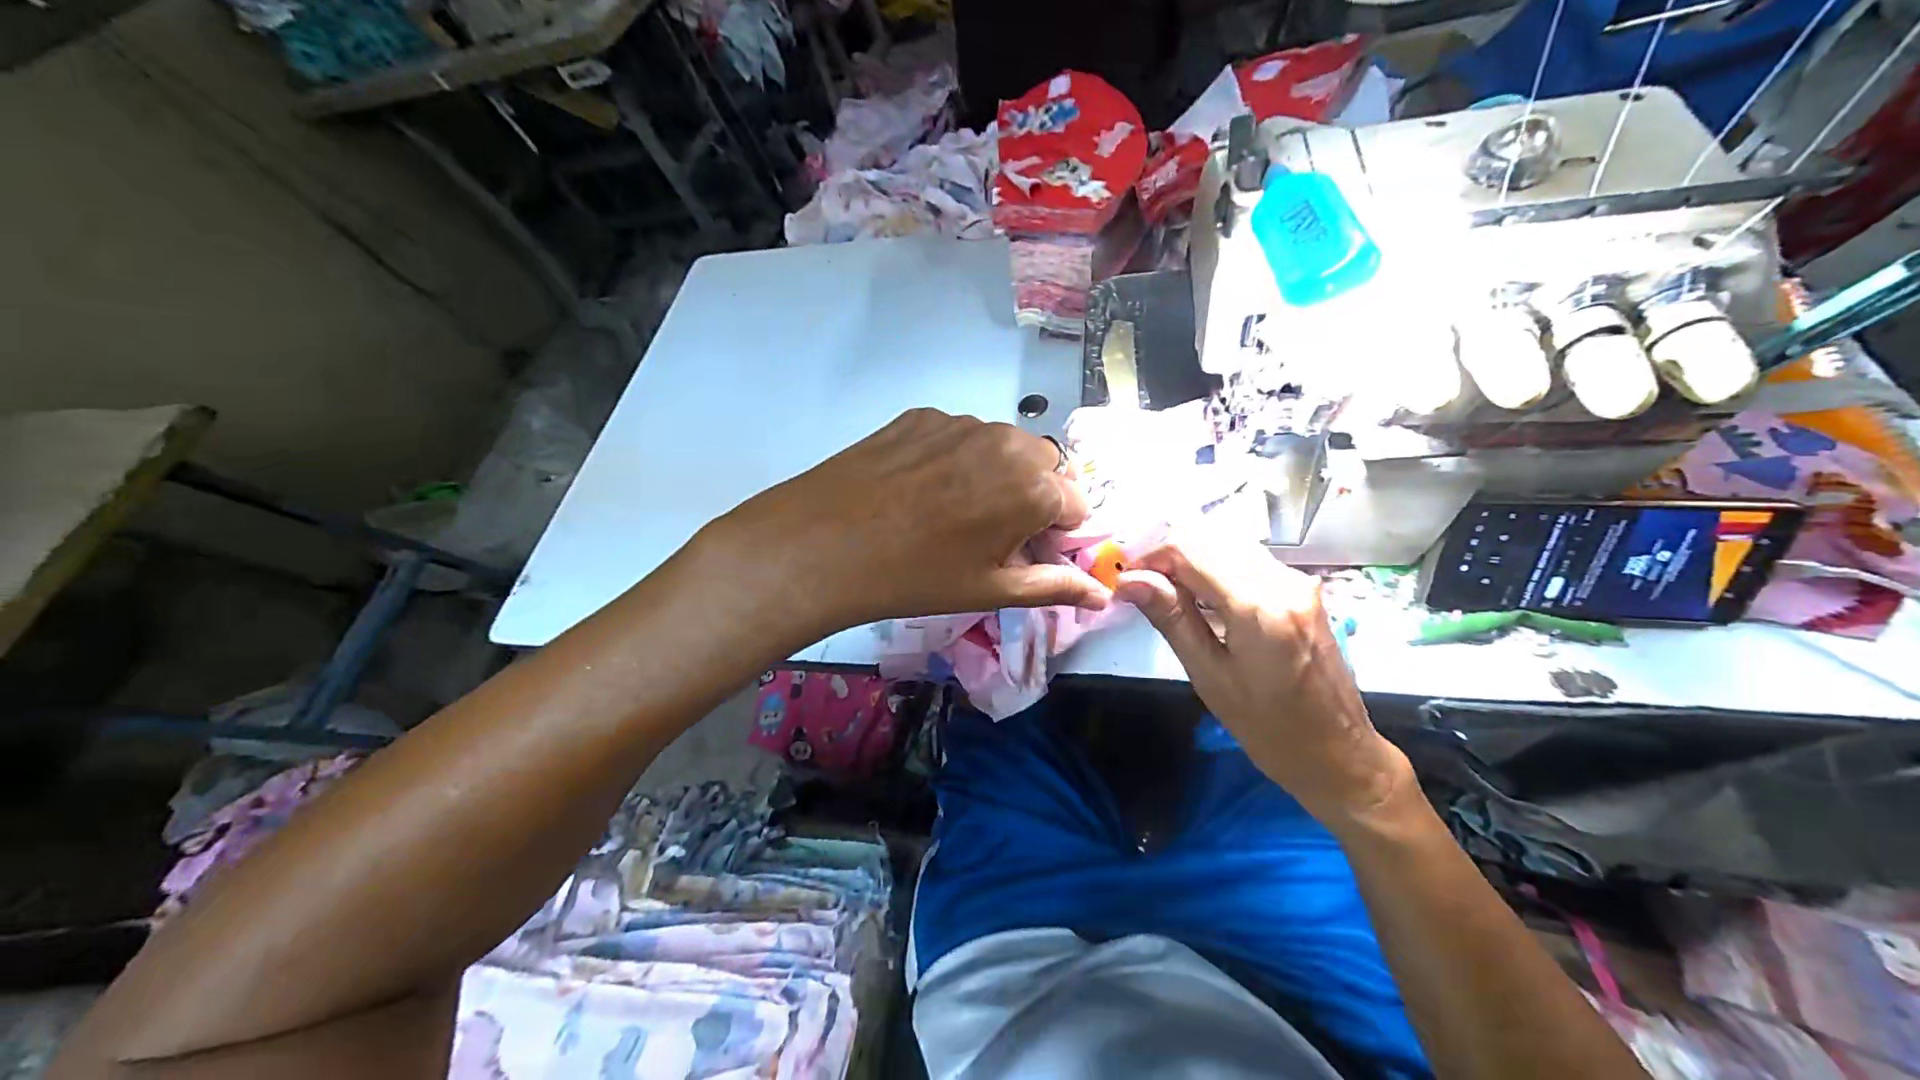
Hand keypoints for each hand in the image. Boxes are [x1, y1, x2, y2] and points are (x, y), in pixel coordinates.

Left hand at [700, 409, 1108, 635]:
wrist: (822, 544)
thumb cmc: (915, 576)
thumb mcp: (989, 589)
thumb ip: (1054, 586)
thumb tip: (1103, 594)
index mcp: (1035, 486)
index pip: (1076, 505)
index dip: (1056, 533)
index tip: (1024, 552)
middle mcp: (1007, 442)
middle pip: (1043, 469)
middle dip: (1031, 498)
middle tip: (989, 533)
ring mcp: (961, 422)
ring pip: (1002, 448)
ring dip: (995, 474)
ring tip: (949, 510)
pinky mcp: (922, 416)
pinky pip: (959, 435)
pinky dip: (956, 458)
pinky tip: (919, 489)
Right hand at [1114, 538, 1414, 830]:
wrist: (1338, 753)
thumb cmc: (1267, 728)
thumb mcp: (1209, 677)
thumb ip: (1172, 619)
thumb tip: (1130, 580)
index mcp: (1258, 608)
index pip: (1189, 551)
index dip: (1150, 559)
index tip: (1126, 583)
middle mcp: (1283, 582)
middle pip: (1209, 540)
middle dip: (1168, 557)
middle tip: (1142, 589)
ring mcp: (1298, 582)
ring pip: (1228, 545)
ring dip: (1191, 560)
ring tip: (1167, 594)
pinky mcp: (1303, 590)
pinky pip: (1248, 561)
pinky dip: (1216, 568)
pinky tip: (1201, 597)